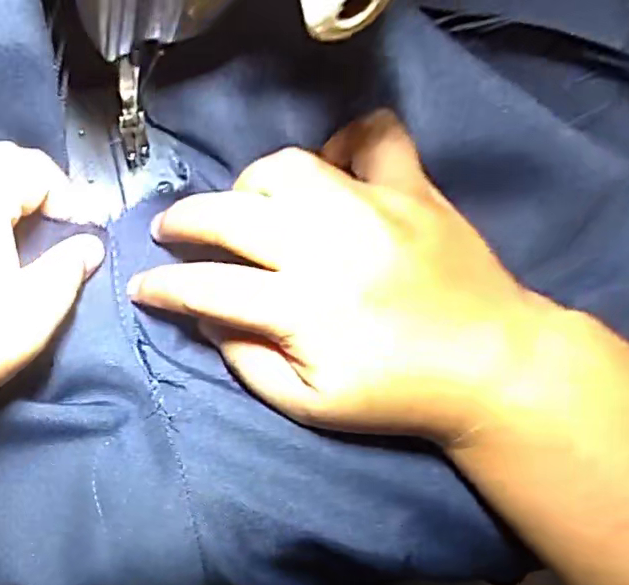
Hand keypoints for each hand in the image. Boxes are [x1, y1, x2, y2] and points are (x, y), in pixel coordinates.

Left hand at [0, 141, 105, 433]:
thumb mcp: (36, 310)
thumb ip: (70, 268)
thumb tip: (88, 246)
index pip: (36, 169)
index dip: (70, 199)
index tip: (87, 234)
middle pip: (0, 161)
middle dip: (37, 191)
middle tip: (59, 232)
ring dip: (3, 198)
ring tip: (24, 240)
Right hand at [127, 109, 576, 444]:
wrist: (487, 367)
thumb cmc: (390, 397)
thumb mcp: (306, 404)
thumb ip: (248, 362)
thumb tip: (207, 323)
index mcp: (300, 309)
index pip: (209, 288)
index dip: (165, 288)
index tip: (141, 287)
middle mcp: (328, 247)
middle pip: (234, 215)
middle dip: (185, 221)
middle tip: (169, 232)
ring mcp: (373, 209)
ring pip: (288, 168)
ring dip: (249, 185)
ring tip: (242, 207)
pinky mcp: (413, 189)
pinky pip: (375, 136)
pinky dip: (343, 146)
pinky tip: (330, 174)